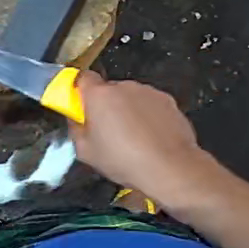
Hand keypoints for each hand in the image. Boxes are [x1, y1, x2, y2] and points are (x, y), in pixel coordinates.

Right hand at [69, 72, 209, 197]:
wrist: (172, 169)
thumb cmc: (123, 160)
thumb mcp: (86, 152)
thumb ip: (76, 129)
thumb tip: (77, 119)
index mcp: (99, 95)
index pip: (83, 78)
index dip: (81, 91)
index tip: (83, 107)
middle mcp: (123, 86)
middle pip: (108, 89)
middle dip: (107, 104)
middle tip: (108, 129)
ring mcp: (148, 91)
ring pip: (131, 96)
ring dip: (128, 109)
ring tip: (134, 136)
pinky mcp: (169, 100)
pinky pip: (150, 104)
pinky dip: (149, 115)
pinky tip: (153, 137)